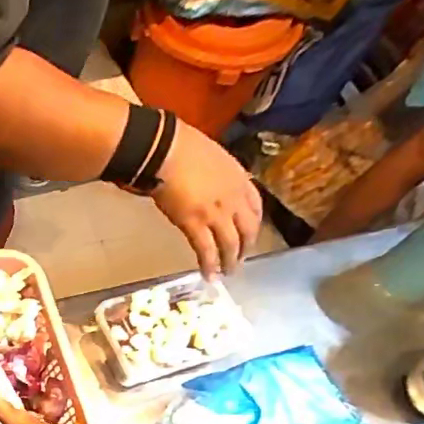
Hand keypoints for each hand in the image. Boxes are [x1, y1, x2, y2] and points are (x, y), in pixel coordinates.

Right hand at [149, 122, 264, 278]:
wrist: (167, 151)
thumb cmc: (184, 148)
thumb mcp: (214, 158)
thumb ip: (219, 176)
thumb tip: (212, 187)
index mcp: (239, 178)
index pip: (256, 206)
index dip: (254, 224)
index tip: (249, 235)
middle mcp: (233, 198)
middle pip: (248, 229)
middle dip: (245, 248)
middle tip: (239, 260)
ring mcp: (216, 212)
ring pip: (230, 243)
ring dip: (229, 261)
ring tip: (226, 273)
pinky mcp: (195, 224)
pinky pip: (206, 249)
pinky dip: (209, 264)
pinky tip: (208, 275)